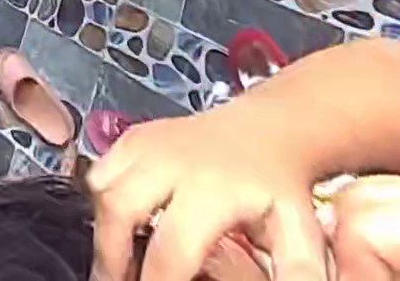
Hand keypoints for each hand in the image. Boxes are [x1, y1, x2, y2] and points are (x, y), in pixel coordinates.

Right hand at [87, 104, 324, 280]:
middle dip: (110, 259)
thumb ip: (298, 275)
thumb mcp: (300, 237)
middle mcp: (168, 161)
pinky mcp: (134, 134)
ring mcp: (147, 142)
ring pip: (101, 187)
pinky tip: (117, 225)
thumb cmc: (278, 189)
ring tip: (116, 264)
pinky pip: (100, 169)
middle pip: (118, 211)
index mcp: (209, 191)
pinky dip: (99, 200)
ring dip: (102, 229)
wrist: (264, 132)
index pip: (168, 253)